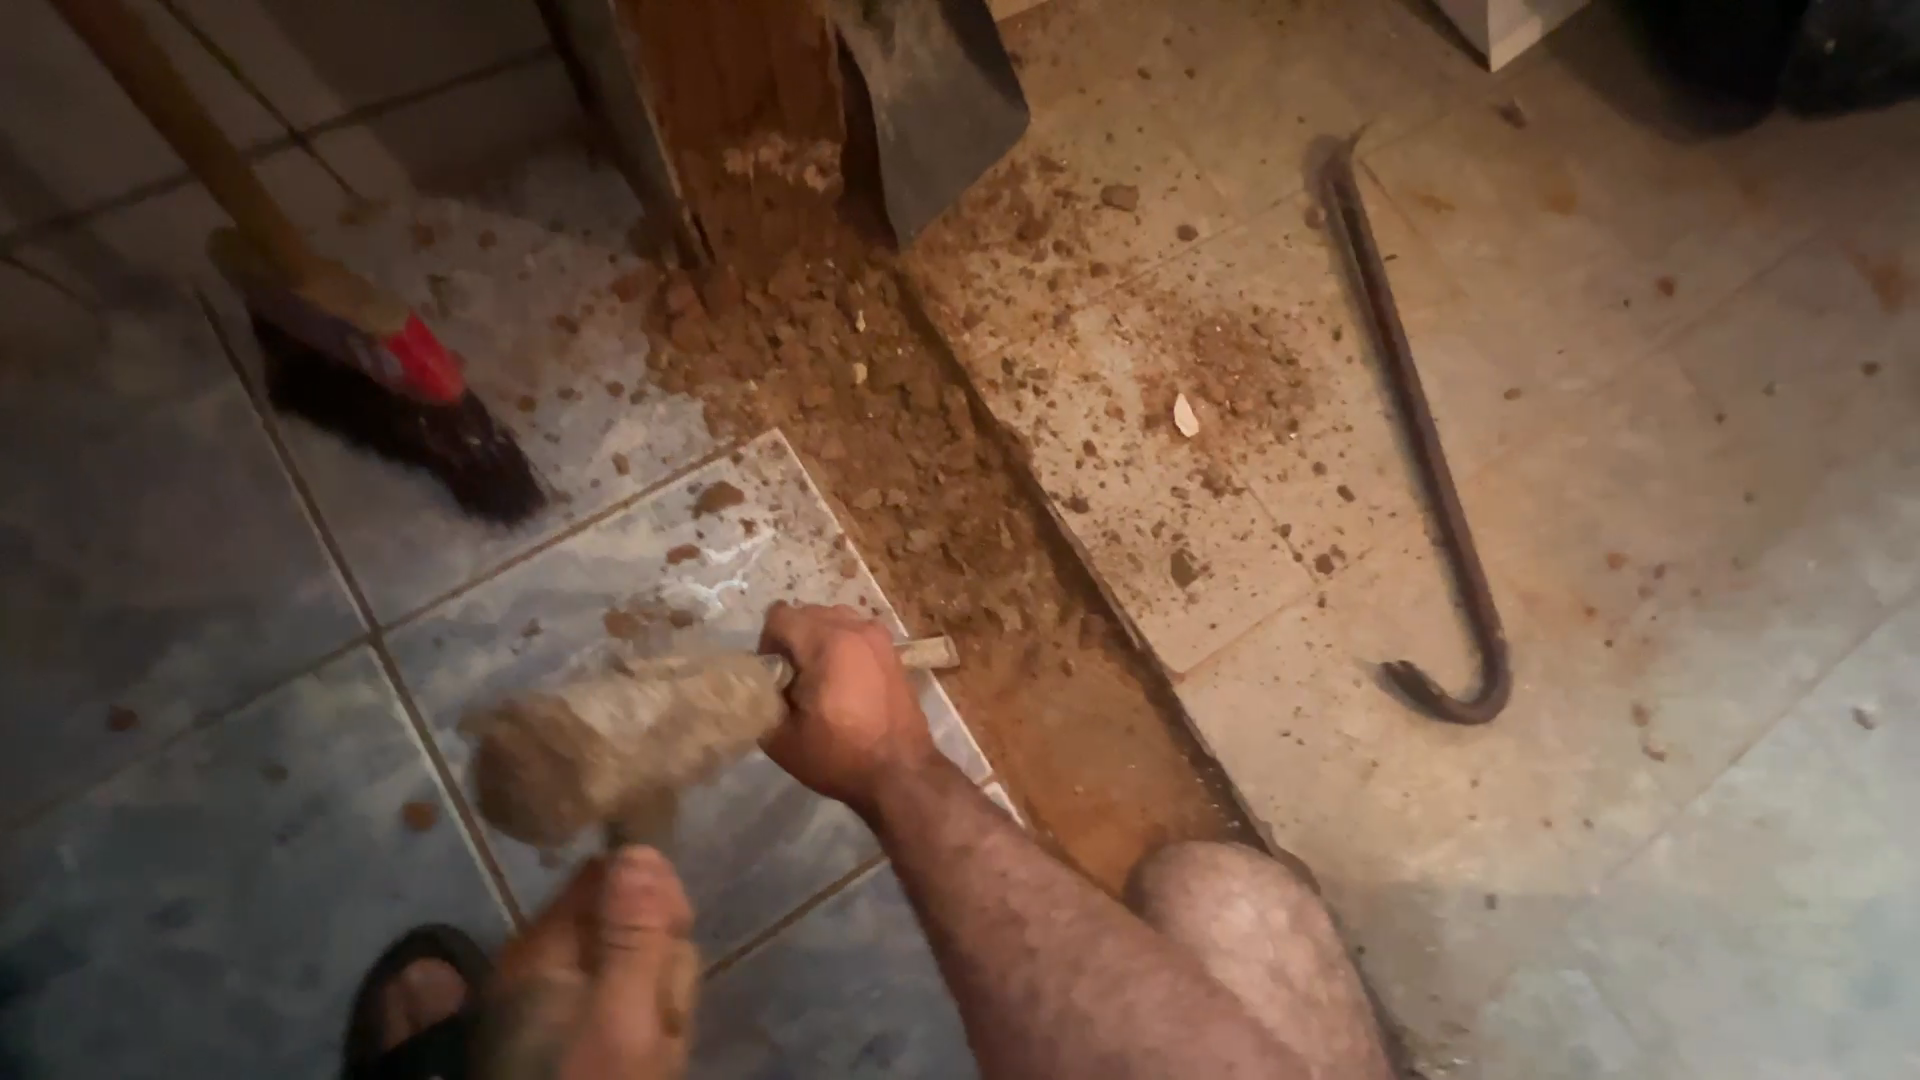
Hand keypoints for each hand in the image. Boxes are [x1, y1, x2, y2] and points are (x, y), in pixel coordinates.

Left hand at [482, 847, 698, 1079]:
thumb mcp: (623, 1019)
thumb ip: (635, 935)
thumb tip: (638, 846)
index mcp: (544, 948)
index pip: (614, 872)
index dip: (655, 896)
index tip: (672, 937)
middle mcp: (551, 961)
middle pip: (637, 914)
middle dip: (664, 958)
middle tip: (657, 1014)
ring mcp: (566, 994)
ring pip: (647, 956)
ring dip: (664, 996)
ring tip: (653, 1046)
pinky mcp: (584, 1021)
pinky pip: (640, 992)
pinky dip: (656, 1019)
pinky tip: (650, 1052)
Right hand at [758, 602, 938, 813]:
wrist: (900, 772)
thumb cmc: (839, 755)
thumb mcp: (781, 737)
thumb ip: (761, 700)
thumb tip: (762, 683)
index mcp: (827, 642)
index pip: (779, 616)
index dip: (767, 643)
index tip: (772, 676)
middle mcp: (855, 628)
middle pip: (807, 613)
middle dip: (792, 640)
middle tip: (792, 680)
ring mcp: (879, 637)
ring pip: (835, 618)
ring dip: (819, 639)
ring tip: (820, 678)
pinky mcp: (893, 651)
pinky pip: (857, 632)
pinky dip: (843, 646)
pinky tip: (845, 682)